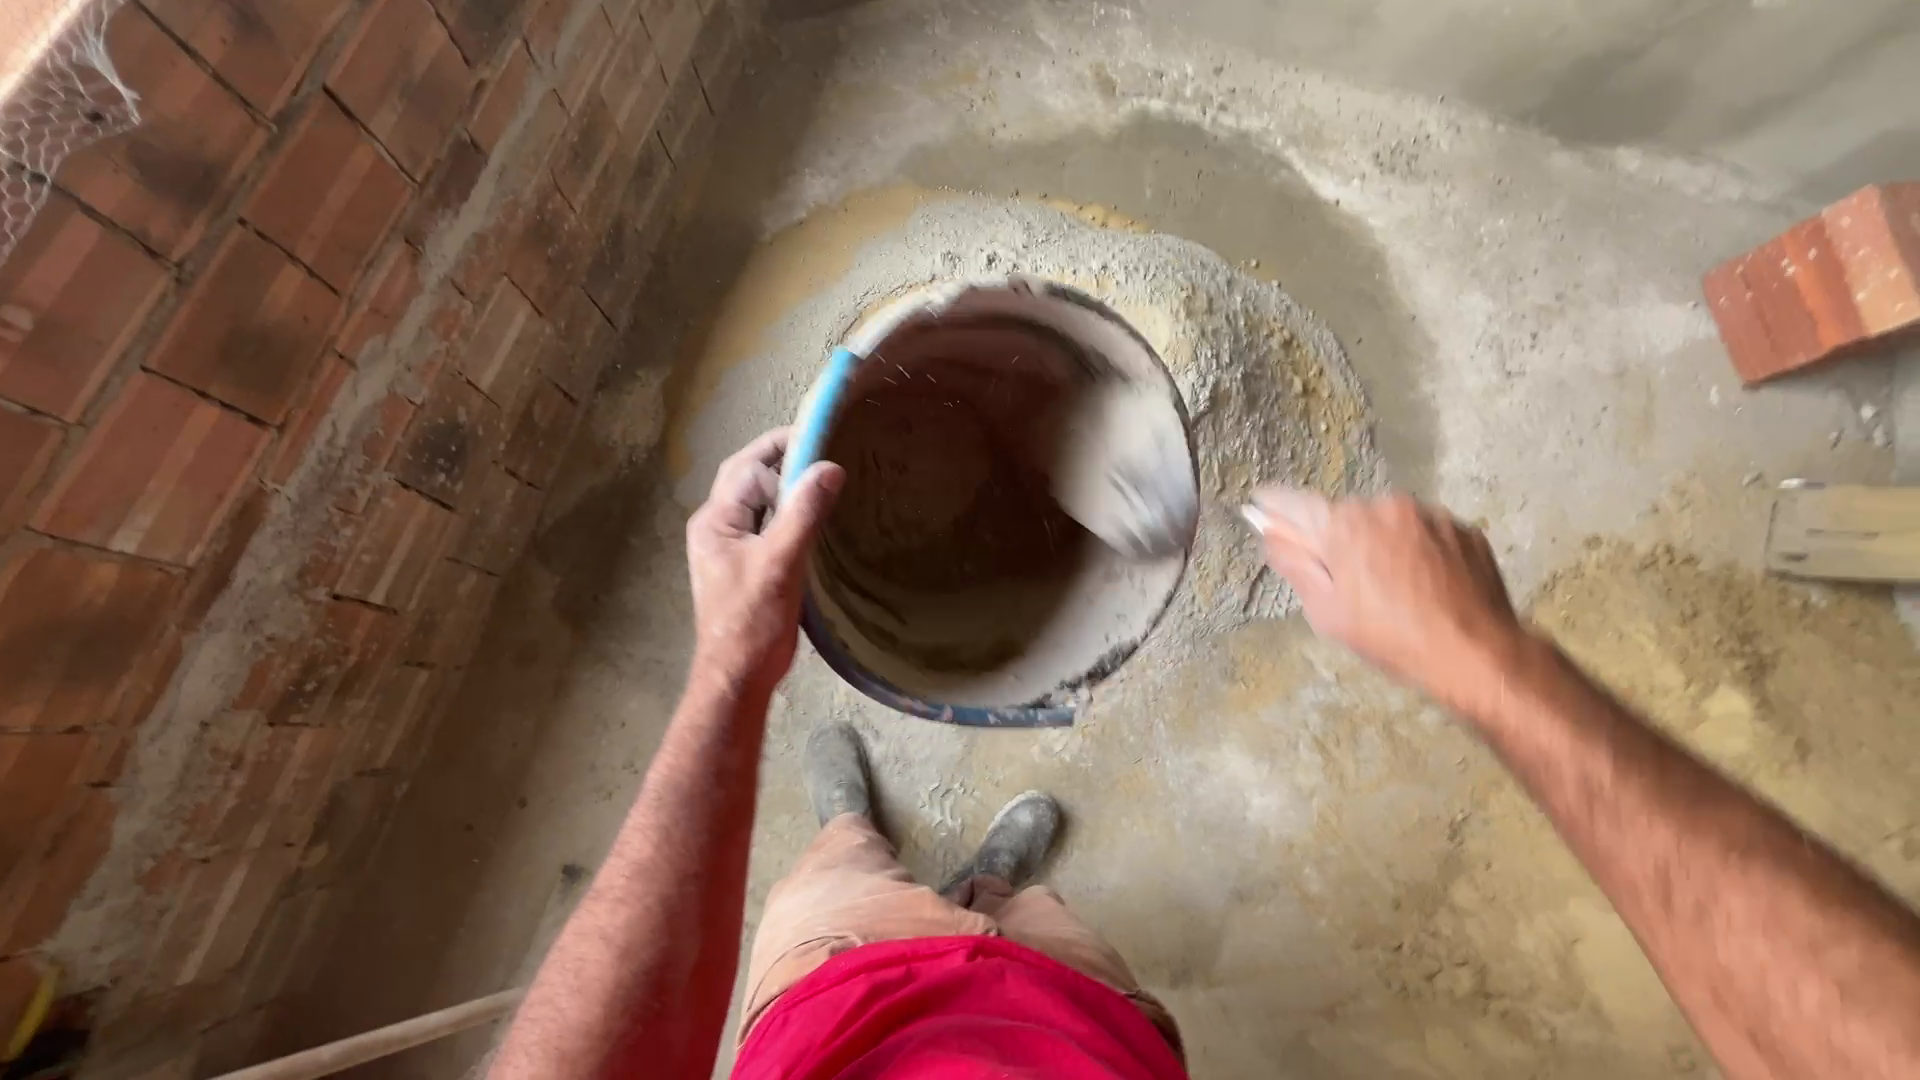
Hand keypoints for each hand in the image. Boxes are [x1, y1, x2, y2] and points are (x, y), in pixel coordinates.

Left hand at [686, 428, 843, 699]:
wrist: (738, 676)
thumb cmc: (752, 623)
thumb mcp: (780, 563)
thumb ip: (803, 512)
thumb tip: (828, 467)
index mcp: (715, 520)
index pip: (748, 467)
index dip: (782, 451)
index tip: (823, 442)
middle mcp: (718, 527)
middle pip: (750, 478)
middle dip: (786, 461)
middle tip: (829, 453)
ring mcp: (732, 547)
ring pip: (761, 502)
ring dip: (790, 488)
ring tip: (829, 481)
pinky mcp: (749, 565)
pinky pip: (770, 525)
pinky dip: (793, 513)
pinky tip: (818, 519)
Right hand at [1246, 488, 1525, 708]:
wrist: (1475, 654)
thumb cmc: (1389, 637)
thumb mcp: (1326, 611)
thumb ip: (1295, 565)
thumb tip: (1271, 536)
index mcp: (1344, 525)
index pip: (1294, 503)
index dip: (1272, 505)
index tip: (1258, 504)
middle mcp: (1385, 505)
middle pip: (1345, 516)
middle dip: (1337, 538)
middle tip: (1344, 579)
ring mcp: (1430, 514)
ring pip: (1387, 523)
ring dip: (1379, 543)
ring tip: (1391, 587)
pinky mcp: (1464, 529)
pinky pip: (1424, 533)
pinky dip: (1415, 551)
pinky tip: (1422, 585)